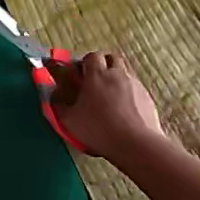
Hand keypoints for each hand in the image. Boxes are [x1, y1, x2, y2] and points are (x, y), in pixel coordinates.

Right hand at [44, 51, 165, 161]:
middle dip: (104, 64)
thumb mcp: (69, 121)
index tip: (80, 74)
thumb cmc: (98, 129)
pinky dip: (129, 93)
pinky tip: (124, 109)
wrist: (135, 143)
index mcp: (97, 75)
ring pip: (125, 71)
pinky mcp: (147, 97)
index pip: (92, 56)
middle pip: (112, 57)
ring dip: (117, 77)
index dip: (86, 62)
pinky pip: (136, 88)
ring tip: (110, 96)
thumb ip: (58, 105)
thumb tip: (53, 96)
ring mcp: (135, 84)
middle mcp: (118, 74)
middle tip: (96, 79)